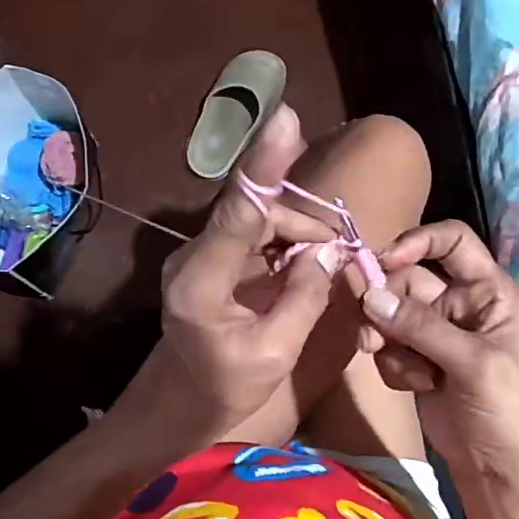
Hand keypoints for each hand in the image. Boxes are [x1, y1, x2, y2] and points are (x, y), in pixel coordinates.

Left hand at [158, 105, 337, 437]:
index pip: (236, 214)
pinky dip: (280, 240)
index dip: (262, 166)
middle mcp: (191, 258)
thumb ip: (303, 297)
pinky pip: (248, 232)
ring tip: (322, 260)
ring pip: (252, 218)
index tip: (284, 119)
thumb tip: (326, 250)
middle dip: (299, 221)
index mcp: (200, 284)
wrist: (182, 400)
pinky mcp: (206, 258)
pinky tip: (302, 261)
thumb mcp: (276, 353)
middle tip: (337, 248)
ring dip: (293, 230)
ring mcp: (196, 255)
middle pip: (251, 211)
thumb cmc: (226, 388)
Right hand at [358, 220, 518, 482]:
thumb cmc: (507, 410)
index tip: (385, 261)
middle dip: (386, 304)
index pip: (453, 240)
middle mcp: (459, 304)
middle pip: (406, 279)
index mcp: (488, 292)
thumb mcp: (473, 363)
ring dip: (384, 336)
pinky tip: (414, 386)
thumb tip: (369, 296)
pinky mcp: (414, 358)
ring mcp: (434, 332)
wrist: (499, 470)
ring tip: (396, 366)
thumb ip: (421, 326)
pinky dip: (391, 362)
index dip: (418, 241)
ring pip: (389, 312)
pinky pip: (387, 343)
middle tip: (372, 333)